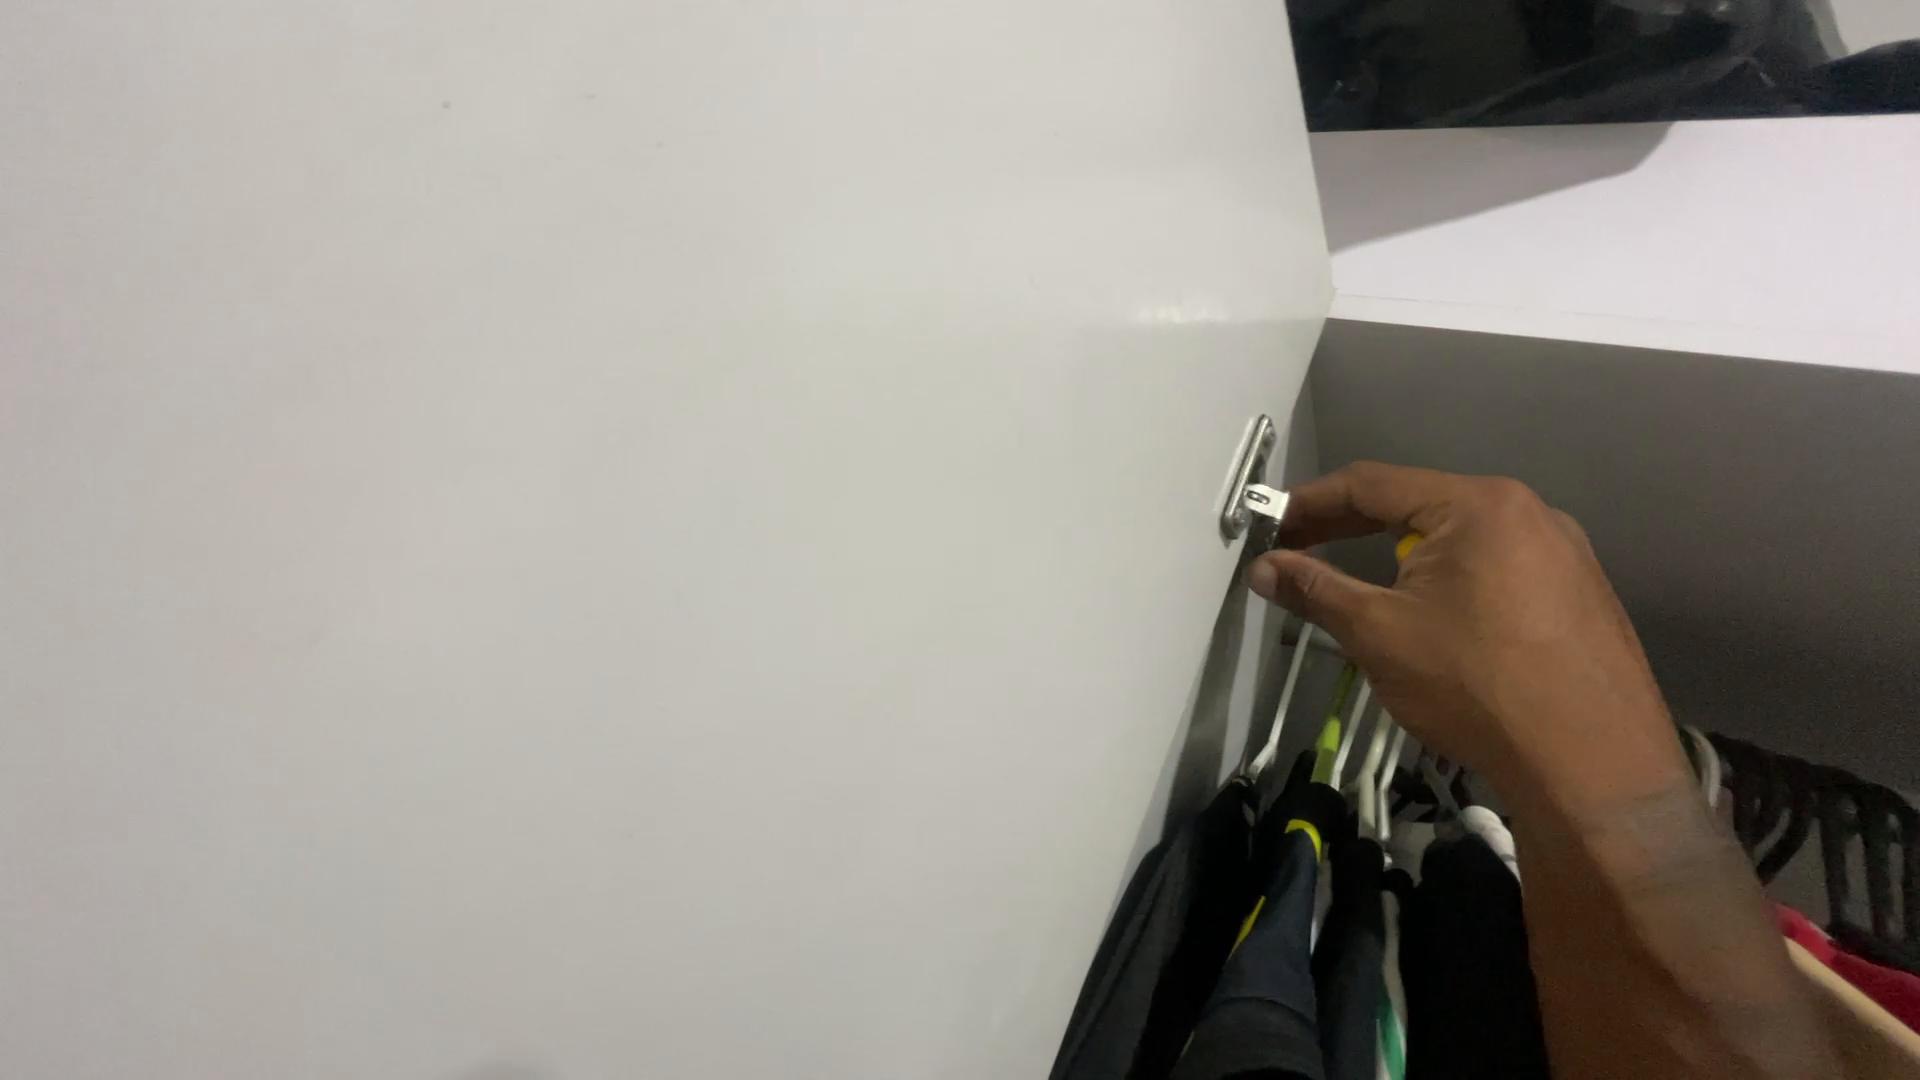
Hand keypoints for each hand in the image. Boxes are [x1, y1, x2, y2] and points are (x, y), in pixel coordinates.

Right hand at [1247, 462, 1690, 819]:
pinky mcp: (1577, 591)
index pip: (1371, 483)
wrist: (1593, 770)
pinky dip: (1442, 573)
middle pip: (1414, 502)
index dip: (1309, 501)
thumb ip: (1314, 589)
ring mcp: (1562, 551)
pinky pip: (1490, 561)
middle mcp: (1527, 512)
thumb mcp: (1377, 632)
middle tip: (1296, 549)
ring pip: (1453, 534)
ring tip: (1356, 581)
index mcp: (1478, 506)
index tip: (1270, 523)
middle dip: (1347, 525)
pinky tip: (1425, 609)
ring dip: (1394, 551)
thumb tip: (1263, 568)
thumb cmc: (1475, 686)